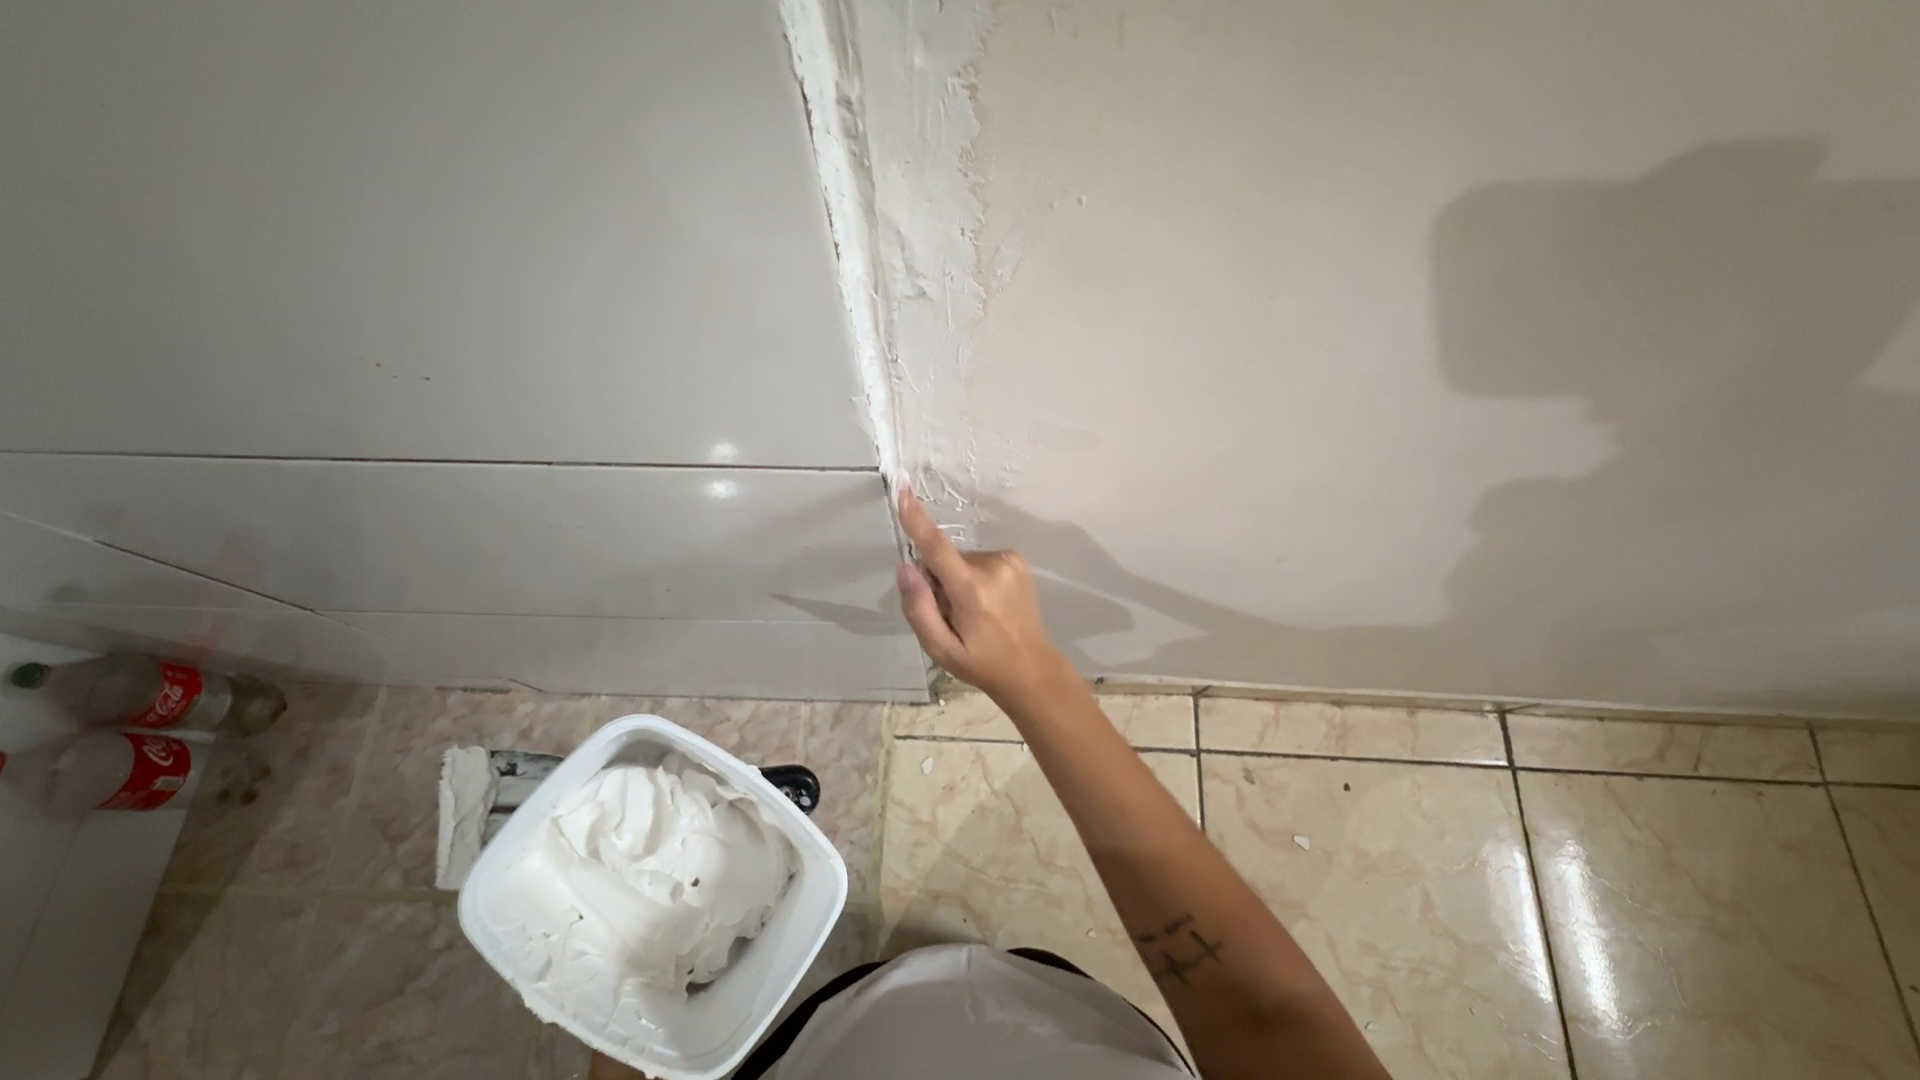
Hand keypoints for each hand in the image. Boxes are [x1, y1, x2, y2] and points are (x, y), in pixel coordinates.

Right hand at [894, 486, 1072, 703]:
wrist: (1030, 667)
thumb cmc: (981, 662)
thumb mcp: (940, 649)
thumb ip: (918, 608)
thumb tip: (906, 566)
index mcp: (972, 591)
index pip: (937, 547)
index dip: (916, 519)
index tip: (902, 490)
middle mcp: (993, 566)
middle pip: (945, 558)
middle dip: (938, 580)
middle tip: (951, 615)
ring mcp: (1009, 560)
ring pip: (961, 559)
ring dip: (957, 579)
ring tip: (972, 613)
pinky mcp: (1016, 559)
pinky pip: (978, 560)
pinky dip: (973, 576)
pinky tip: (986, 603)